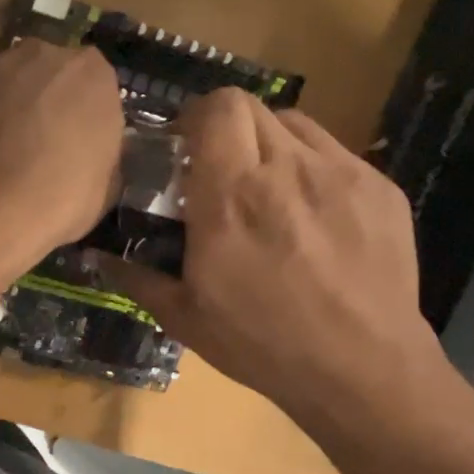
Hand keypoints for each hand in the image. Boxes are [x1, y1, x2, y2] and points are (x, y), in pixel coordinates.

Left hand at [0, 40, 126, 257]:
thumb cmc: (59, 200)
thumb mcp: (102, 186)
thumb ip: (98, 154)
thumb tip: (86, 157)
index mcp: (90, 72)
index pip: (88, 82)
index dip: (75, 112)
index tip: (67, 141)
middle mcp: (39, 55)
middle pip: (40, 71)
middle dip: (36, 100)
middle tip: (27, 143)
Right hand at [106, 88, 448, 415]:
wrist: (360, 366)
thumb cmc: (259, 343)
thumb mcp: (182, 316)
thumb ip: (135, 276)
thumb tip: (93, 257)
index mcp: (230, 198)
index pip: (216, 109)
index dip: (194, 116)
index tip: (180, 147)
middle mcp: (287, 170)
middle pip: (251, 108)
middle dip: (224, 129)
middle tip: (214, 171)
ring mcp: (341, 173)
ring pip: (294, 124)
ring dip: (267, 144)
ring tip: (261, 189)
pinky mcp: (379, 187)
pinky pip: (333, 154)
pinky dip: (307, 168)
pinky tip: (305, 216)